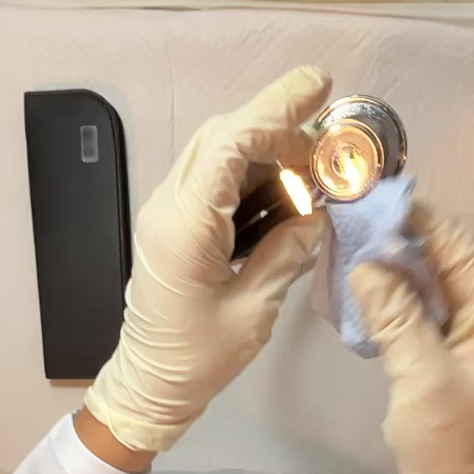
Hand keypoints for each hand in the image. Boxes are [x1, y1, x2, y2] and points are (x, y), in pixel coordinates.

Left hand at [82, 66, 332, 452]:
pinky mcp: (170, 228)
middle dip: (275, 131)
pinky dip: (246, 177)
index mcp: (185, 226)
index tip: (318, 87)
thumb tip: (313, 215)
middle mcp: (168, 207)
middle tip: (322, 155)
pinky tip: (279, 196)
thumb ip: (286, 253)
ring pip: (215, 154)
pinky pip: (210, 182)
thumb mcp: (253, 310)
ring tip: (307, 177)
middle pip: (221, 137)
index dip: (276, 108)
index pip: (230, 142)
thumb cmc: (199, 359)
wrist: (151, 386)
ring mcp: (164, 215)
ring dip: (263, 154)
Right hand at [350, 206, 473, 473]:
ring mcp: (469, 329)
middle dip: (401, 240)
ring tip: (350, 246)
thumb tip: (366, 266)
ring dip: (393, 265)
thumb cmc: (446, 439)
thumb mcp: (421, 376)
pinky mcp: (445, 345)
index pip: (461, 249)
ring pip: (430, 279)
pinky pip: (420, 305)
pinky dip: (393, 293)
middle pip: (446, 258)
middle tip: (352, 222)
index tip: (372, 202)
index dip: (419, 223)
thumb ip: (396, 316)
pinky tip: (362, 285)